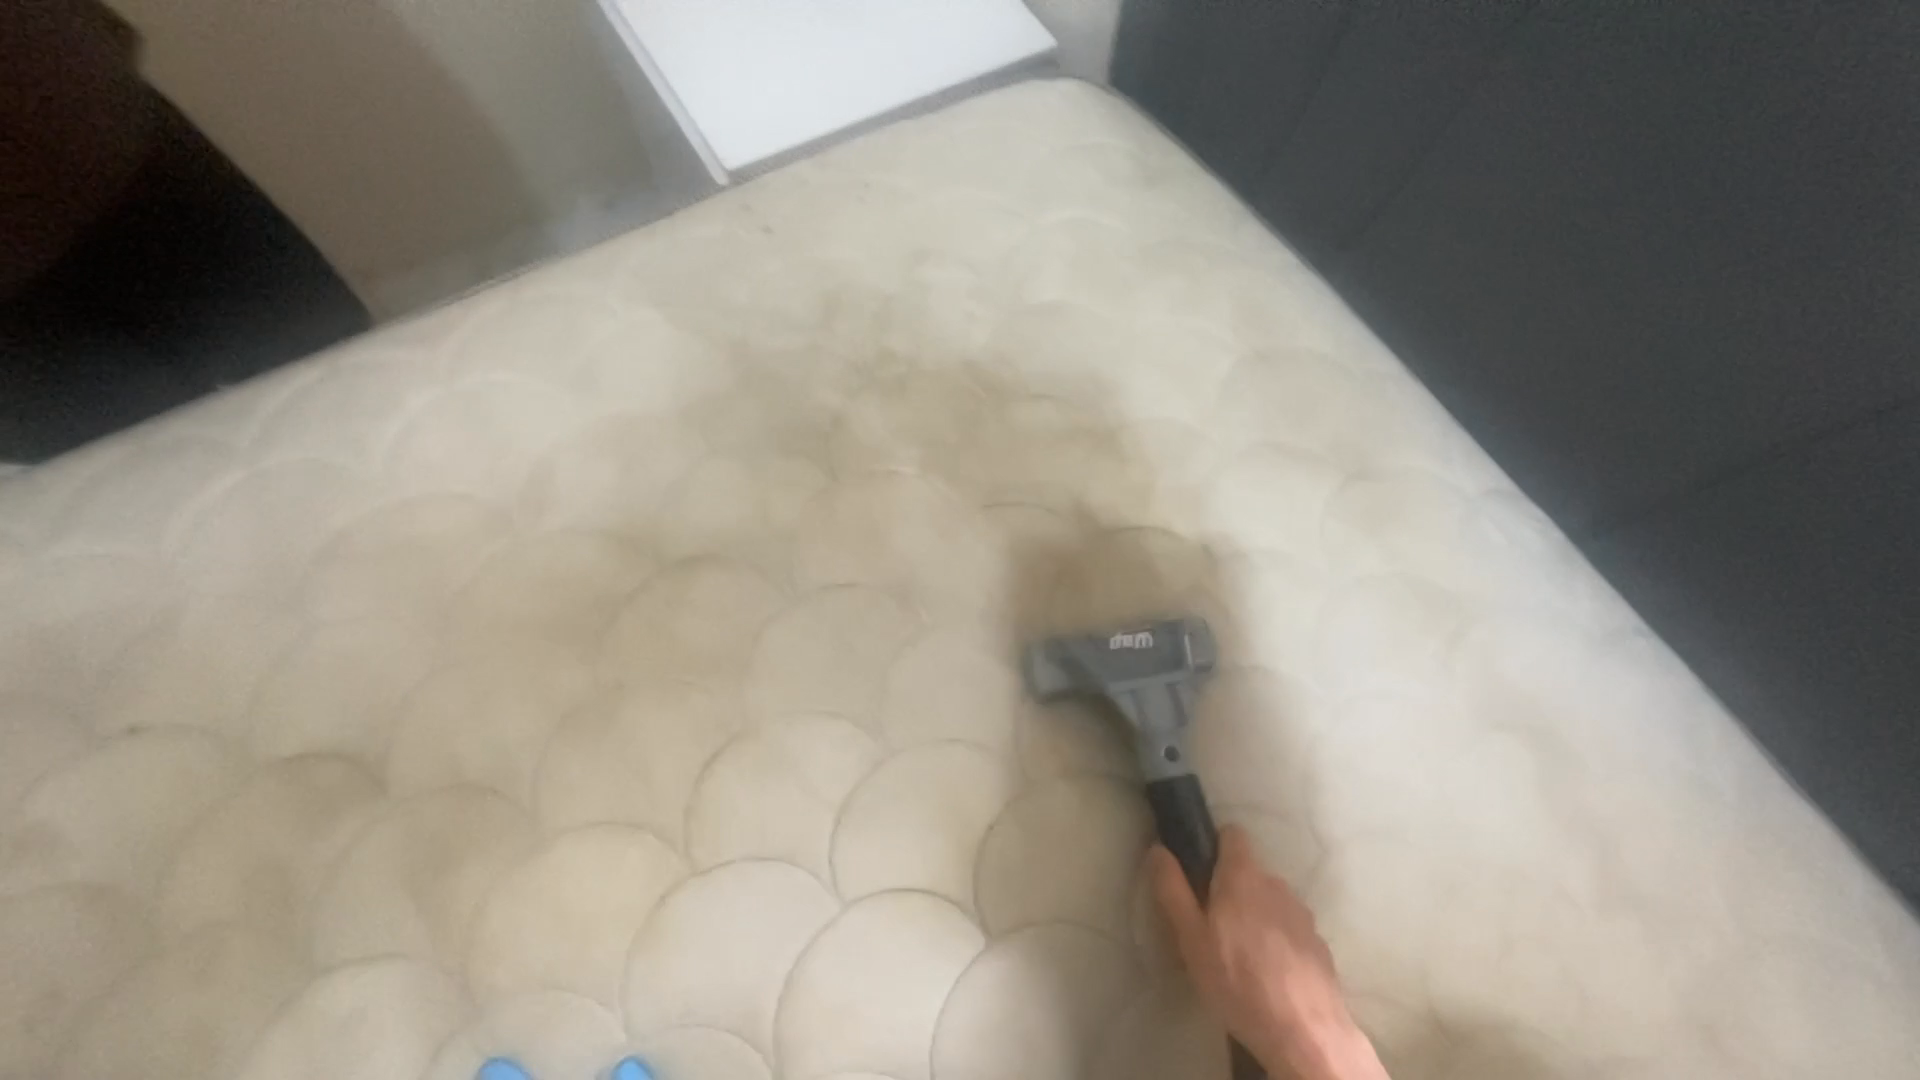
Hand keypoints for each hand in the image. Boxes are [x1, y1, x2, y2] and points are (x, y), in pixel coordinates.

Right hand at [1150, 825, 1388, 1079]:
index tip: (1199, 871)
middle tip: (1210, 926)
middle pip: (1249, 872)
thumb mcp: (1190, 937)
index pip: (1232, 834)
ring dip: (1254, 916)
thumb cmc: (1237, 980)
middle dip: (1230, 889)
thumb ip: (1172, 889)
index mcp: (1243, 876)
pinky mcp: (1319, 946)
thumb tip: (1158, 849)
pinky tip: (1267, 975)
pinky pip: (1289, 930)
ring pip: (1270, 902)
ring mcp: (1302, 915)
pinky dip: (1277, 942)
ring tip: (1239, 956)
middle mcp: (1277, 885)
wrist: (1305, 1035)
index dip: (1214, 845)